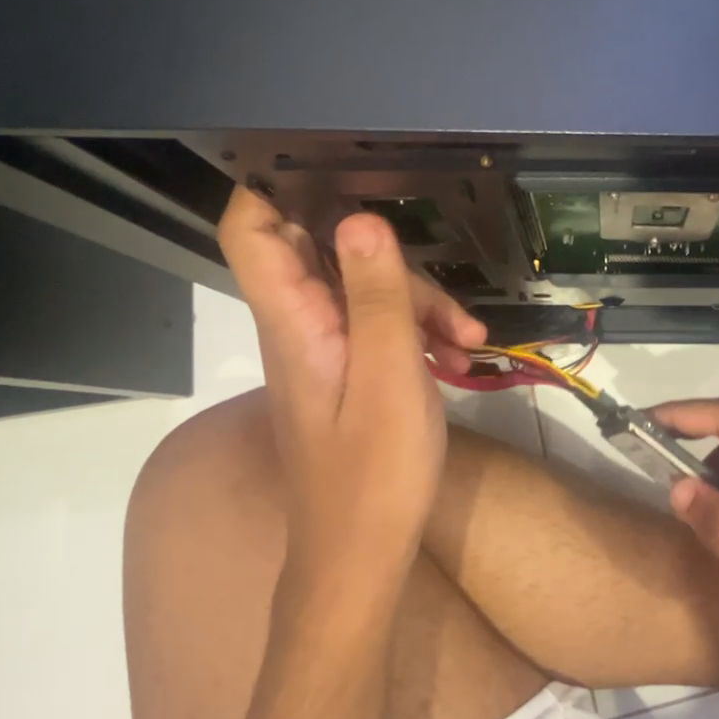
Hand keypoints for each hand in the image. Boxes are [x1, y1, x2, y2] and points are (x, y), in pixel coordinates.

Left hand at [218, 187, 486, 562]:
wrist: (360, 557)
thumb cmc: (373, 473)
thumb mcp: (388, 377)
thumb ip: (376, 296)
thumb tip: (361, 217)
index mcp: (293, 319)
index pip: (251, 229)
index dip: (270, 185)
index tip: (328, 162)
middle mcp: (299, 324)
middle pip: (329, 252)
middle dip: (390, 261)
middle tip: (443, 302)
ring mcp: (324, 348)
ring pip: (365, 289)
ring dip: (419, 304)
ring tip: (467, 343)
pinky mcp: (347, 370)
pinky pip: (378, 327)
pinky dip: (418, 333)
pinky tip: (459, 358)